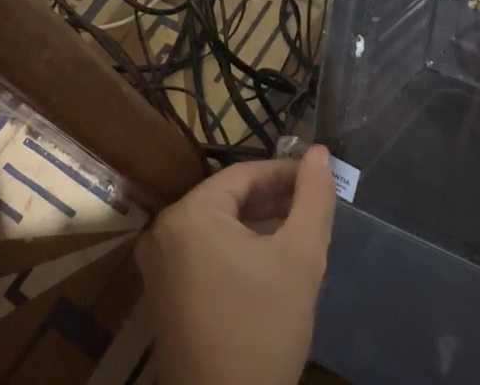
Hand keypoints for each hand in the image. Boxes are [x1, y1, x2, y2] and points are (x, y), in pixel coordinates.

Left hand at [136, 145, 336, 384]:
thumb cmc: (263, 328)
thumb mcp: (300, 256)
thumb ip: (314, 197)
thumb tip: (319, 151)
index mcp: (188, 216)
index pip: (244, 175)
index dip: (286, 172)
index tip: (321, 177)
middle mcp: (163, 234)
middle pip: (229, 199)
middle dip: (275, 199)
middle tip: (315, 205)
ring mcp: (158, 267)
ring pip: (219, 227)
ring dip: (260, 224)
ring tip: (301, 230)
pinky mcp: (165, 295)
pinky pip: (206, 253)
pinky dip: (239, 249)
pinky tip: (272, 260)